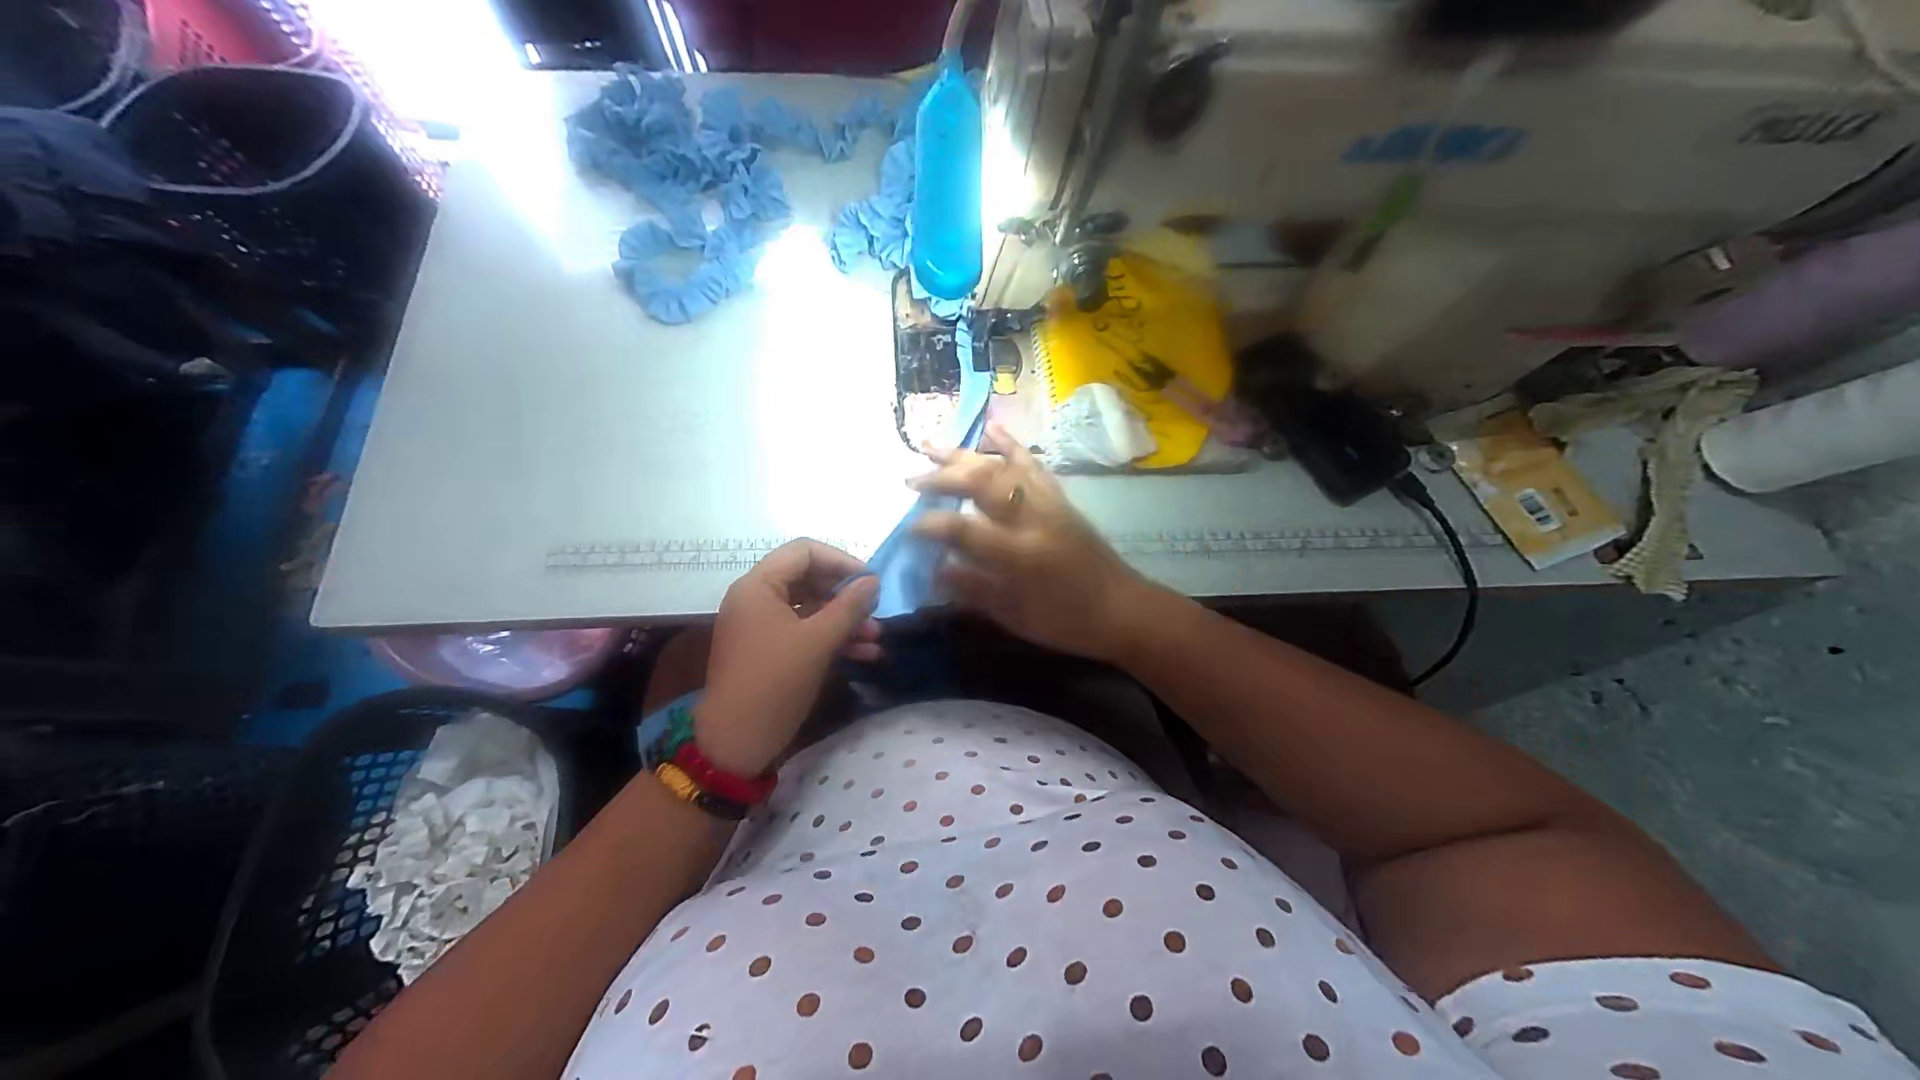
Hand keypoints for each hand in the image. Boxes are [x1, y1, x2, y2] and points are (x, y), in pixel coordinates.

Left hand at [694, 539, 879, 775]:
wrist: (735, 742)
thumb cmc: (775, 683)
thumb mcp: (819, 641)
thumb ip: (849, 606)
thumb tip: (873, 580)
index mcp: (758, 586)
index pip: (804, 551)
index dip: (841, 561)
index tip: (870, 582)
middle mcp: (755, 598)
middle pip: (808, 578)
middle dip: (845, 595)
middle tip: (876, 611)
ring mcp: (759, 625)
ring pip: (809, 607)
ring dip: (843, 619)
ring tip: (876, 639)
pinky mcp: (766, 649)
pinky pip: (802, 630)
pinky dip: (829, 637)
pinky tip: (862, 654)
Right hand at [910, 423, 1165, 662]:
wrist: (1123, 608)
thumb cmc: (1066, 621)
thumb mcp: (1015, 617)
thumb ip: (974, 590)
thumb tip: (936, 567)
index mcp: (1021, 555)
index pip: (966, 530)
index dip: (933, 525)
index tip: (910, 527)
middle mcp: (1034, 519)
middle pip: (982, 484)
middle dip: (942, 478)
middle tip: (911, 479)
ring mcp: (1049, 502)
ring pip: (1001, 466)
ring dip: (964, 454)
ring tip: (930, 444)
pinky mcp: (1059, 497)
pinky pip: (1032, 463)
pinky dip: (1010, 444)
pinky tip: (991, 428)